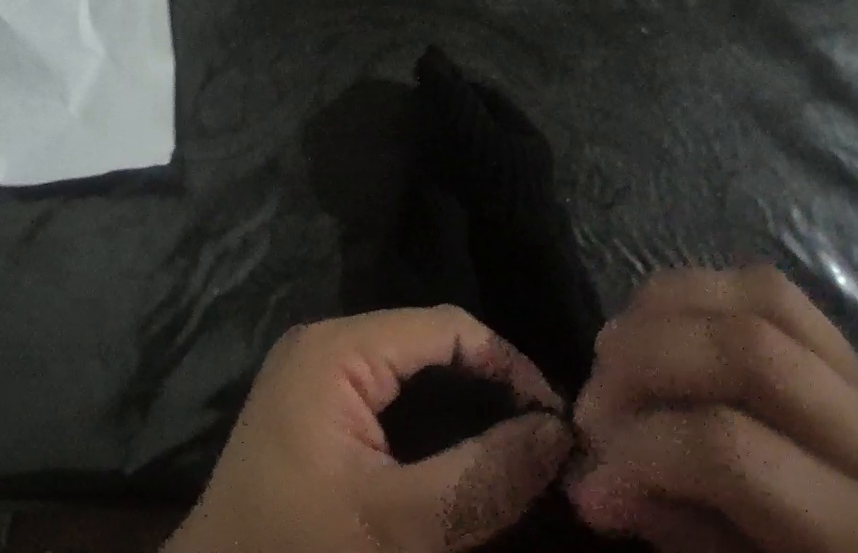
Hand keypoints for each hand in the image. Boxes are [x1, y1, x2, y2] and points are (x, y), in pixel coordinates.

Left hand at [164, 307, 575, 552]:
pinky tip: (460, 456)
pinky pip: (386, 393)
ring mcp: (313, 372)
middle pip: (428, 343)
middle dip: (489, 385)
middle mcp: (322, 343)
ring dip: (463, 404)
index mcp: (335, 348)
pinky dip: (430, 419)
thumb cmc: (299, 548)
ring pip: (411, 369)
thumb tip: (558, 435)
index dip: (509, 365)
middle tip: (541, 442)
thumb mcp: (398, 525)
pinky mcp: (313, 405)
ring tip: (513, 449)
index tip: (556, 425)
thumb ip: (481, 478)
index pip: (446, 326)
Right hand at [566, 267, 857, 552]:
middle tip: (593, 403)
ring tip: (616, 350)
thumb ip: (682, 531)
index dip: (640, 452)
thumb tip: (591, 481)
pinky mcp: (853, 358)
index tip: (589, 479)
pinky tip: (663, 325)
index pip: (731, 450)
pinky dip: (700, 292)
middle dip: (642, 361)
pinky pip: (774, 292)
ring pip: (762, 297)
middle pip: (746, 348)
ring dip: (664, 308)